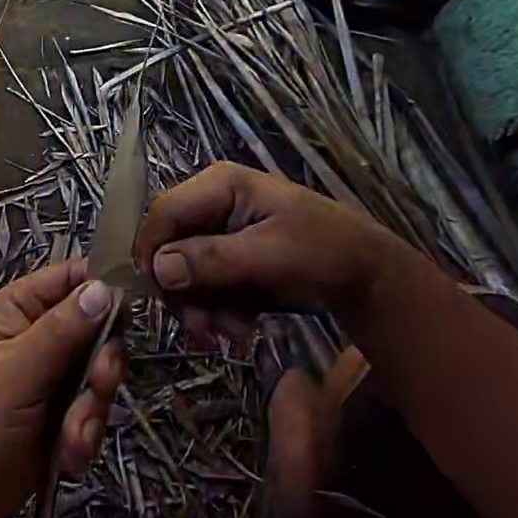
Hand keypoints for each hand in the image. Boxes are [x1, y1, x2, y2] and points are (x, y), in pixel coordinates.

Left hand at [0, 259, 126, 517]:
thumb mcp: (13, 374)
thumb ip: (60, 332)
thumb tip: (103, 287)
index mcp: (21, 308)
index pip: (74, 277)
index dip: (103, 289)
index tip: (123, 317)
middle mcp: (43, 333)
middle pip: (100, 326)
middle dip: (103, 362)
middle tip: (97, 384)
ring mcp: (56, 374)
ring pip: (102, 371)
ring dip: (94, 406)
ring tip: (72, 436)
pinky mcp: (66, 412)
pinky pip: (96, 409)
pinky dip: (87, 433)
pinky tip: (69, 455)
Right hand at [134, 162, 427, 338]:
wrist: (365, 275)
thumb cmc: (323, 250)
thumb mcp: (269, 254)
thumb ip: (212, 259)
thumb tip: (158, 269)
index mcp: (219, 185)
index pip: (163, 212)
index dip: (152, 253)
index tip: (158, 297)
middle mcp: (212, 205)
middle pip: (168, 247)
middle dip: (184, 292)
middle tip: (204, 329)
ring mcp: (219, 234)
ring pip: (183, 275)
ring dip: (203, 309)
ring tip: (234, 332)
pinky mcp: (228, 261)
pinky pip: (204, 289)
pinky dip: (218, 313)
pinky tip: (243, 328)